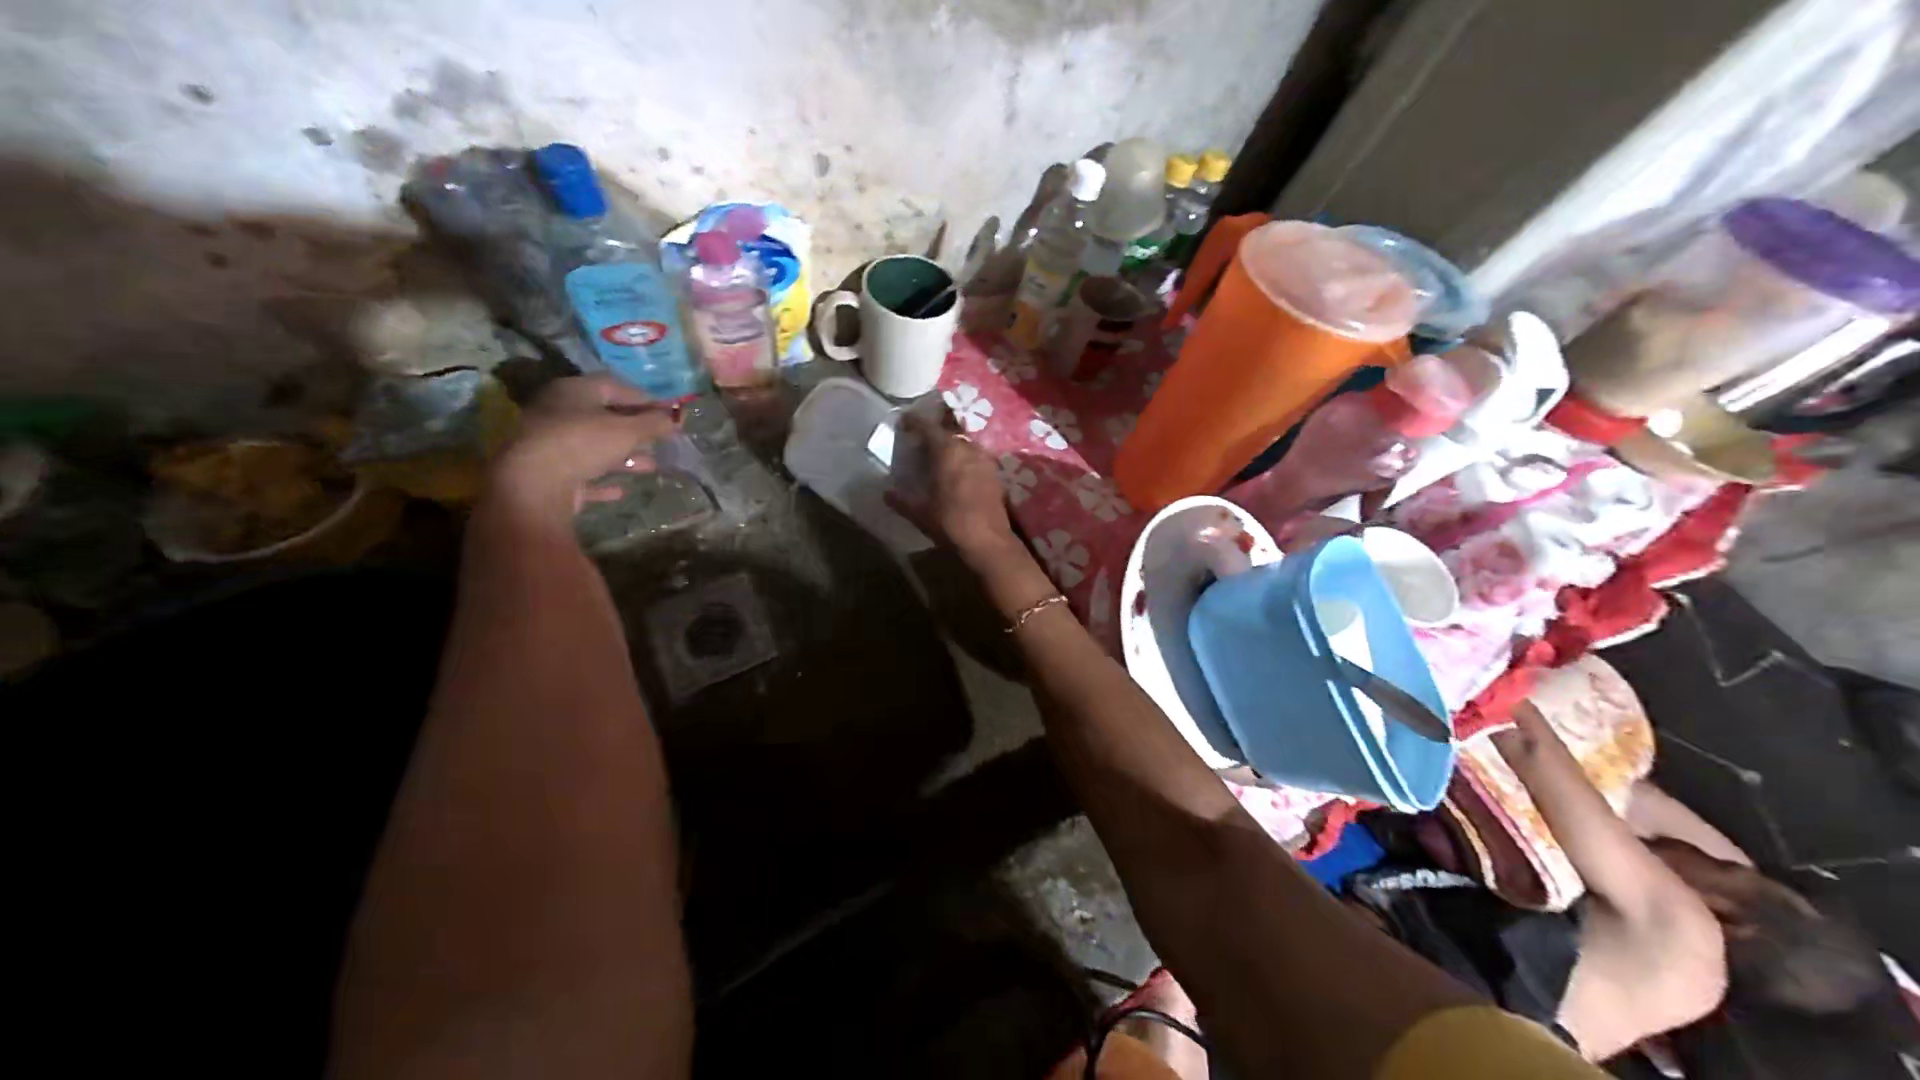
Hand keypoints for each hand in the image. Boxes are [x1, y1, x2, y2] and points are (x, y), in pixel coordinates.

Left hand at [488, 375, 678, 522]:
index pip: (615, 387)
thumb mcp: (628, 430)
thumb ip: (654, 423)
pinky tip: (621, 490)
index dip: (645, 399)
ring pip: (594, 446)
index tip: (669, 412)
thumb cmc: (583, 442)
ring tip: (650, 466)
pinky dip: (602, 480)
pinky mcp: (548, 474)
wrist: (533, 484)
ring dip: (623, 457)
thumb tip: (677, 417)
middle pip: (604, 417)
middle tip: (660, 440)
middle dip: (635, 430)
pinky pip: (582, 474)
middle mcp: (558, 412)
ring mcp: (551, 443)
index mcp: (574, 391)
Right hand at [892, 410, 1019, 564]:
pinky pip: (976, 459)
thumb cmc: (950, 523)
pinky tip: (958, 473)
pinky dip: (965, 460)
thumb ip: (901, 500)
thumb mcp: (919, 513)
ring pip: (965, 445)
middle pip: (949, 433)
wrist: (988, 543)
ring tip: (939, 457)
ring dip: (952, 447)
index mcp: (947, 451)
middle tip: (921, 441)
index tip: (904, 421)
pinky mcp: (996, 475)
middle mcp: (968, 449)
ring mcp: (985, 461)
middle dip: (934, 434)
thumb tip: (887, 493)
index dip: (914, 422)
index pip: (928, 427)